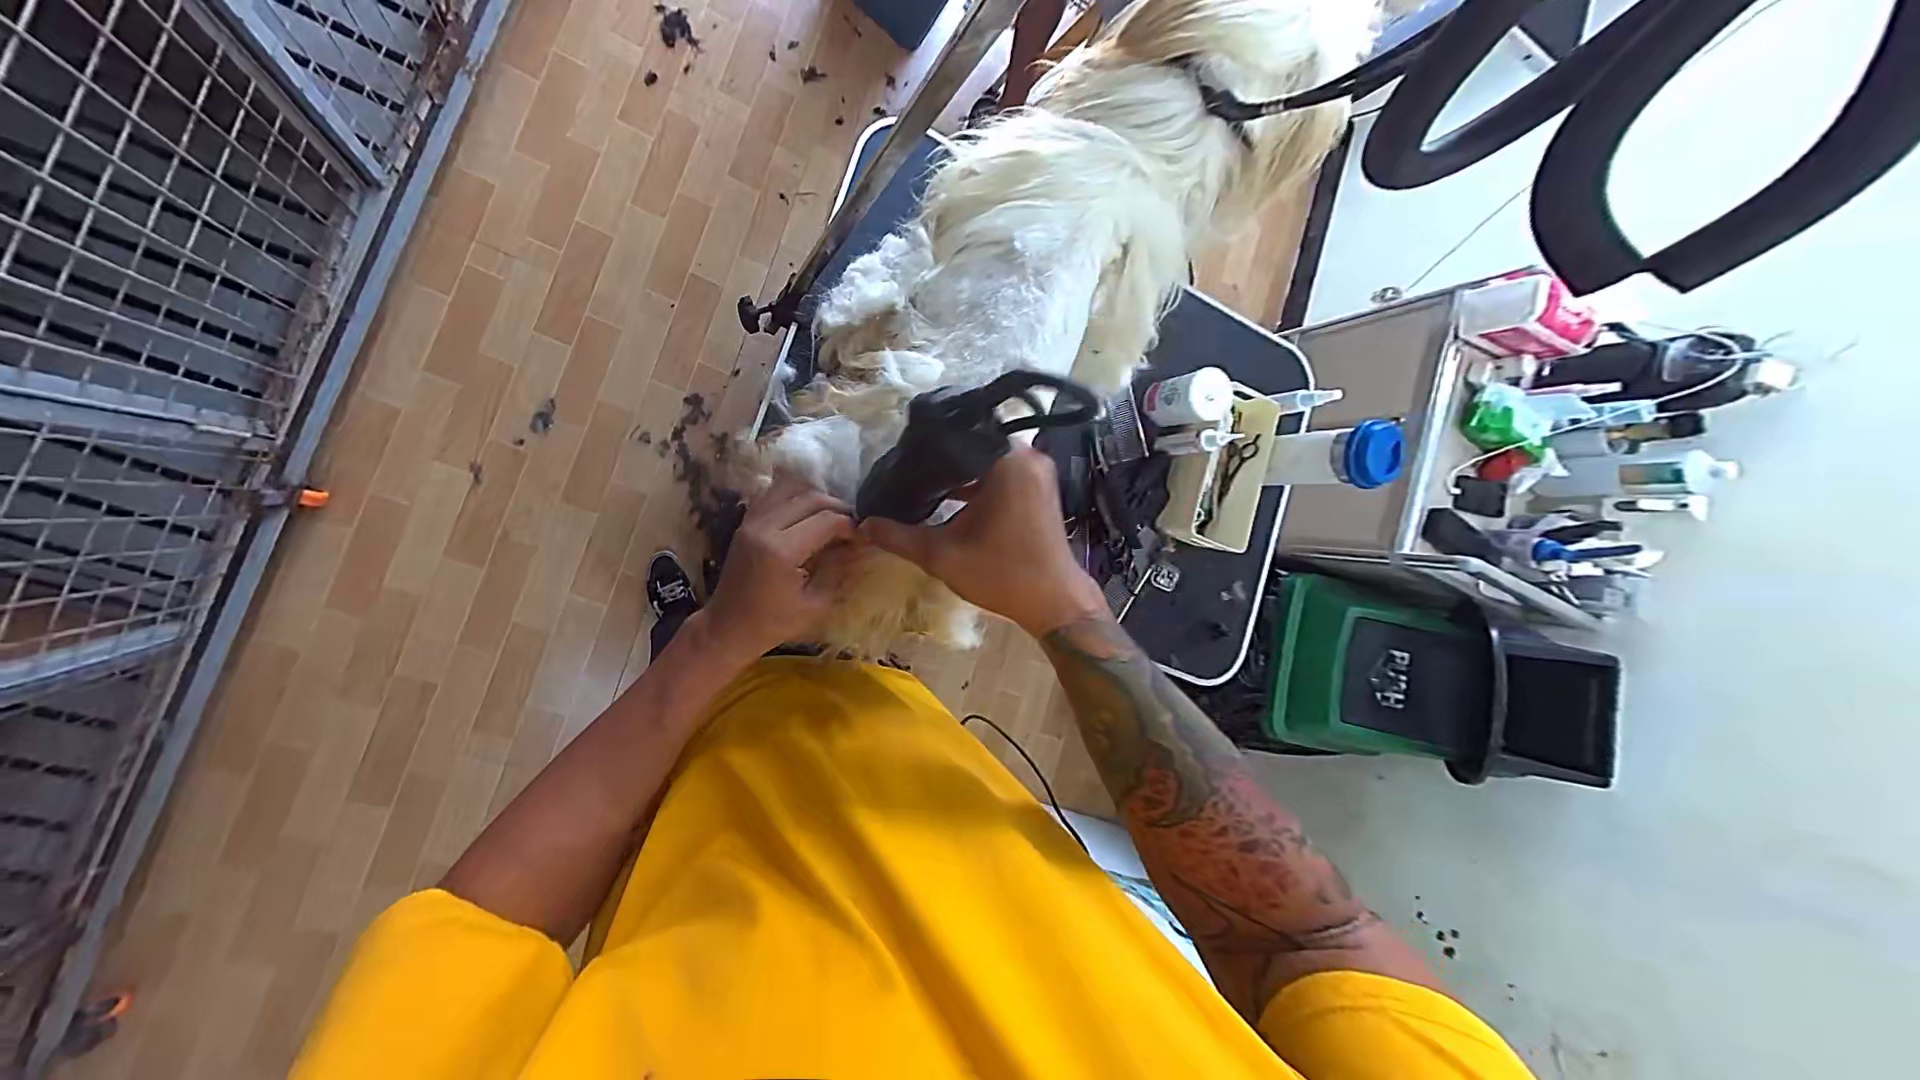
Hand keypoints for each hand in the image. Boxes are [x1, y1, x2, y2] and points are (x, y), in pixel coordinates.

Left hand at [699, 472, 854, 658]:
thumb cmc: (773, 623)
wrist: (727, 627)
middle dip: (837, 507)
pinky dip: (794, 498)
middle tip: (853, 523)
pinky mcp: (745, 522)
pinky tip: (807, 514)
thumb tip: (859, 545)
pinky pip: (773, 496)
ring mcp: (751, 521)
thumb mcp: (816, 603)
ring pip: (790, 490)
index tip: (863, 535)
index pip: (826, 520)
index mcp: (781, 550)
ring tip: (831, 516)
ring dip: (816, 498)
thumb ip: (838, 569)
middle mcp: (764, 527)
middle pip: (810, 498)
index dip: (850, 524)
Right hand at [862, 444, 1109, 636]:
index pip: (956, 433)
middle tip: (905, 466)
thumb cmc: (1002, 574)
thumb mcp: (942, 555)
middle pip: (971, 443)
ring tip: (921, 480)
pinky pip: (1000, 472)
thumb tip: (863, 524)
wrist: (1054, 602)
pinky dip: (976, 481)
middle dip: (939, 457)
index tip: (898, 455)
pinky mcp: (1038, 487)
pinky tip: (948, 495)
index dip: (924, 444)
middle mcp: (1026, 455)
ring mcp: (1036, 471)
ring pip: (985, 459)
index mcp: (1006, 461)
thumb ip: (899, 537)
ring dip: (957, 471)